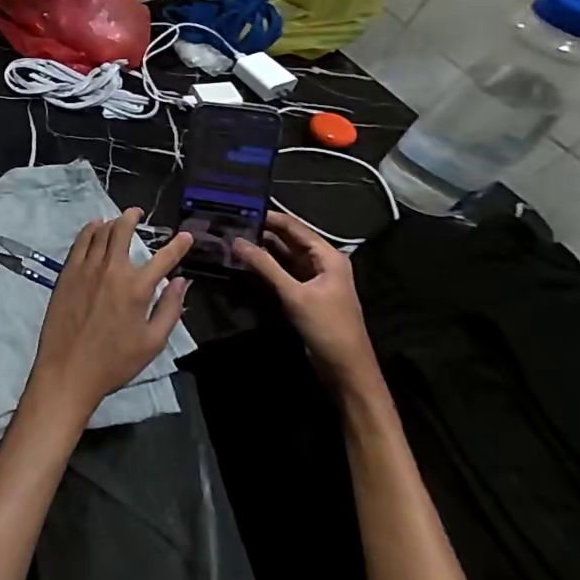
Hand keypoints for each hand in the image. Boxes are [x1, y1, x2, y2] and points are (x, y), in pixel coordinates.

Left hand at [26, 209, 190, 424]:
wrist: (69, 371)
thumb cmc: (115, 362)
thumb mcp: (152, 342)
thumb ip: (170, 309)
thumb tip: (182, 282)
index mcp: (137, 288)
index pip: (164, 258)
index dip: (178, 245)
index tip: (186, 236)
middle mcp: (112, 270)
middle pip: (123, 230)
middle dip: (132, 216)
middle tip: (137, 212)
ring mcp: (87, 268)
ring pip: (100, 232)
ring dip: (111, 222)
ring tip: (117, 220)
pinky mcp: (68, 273)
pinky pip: (80, 242)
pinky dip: (89, 230)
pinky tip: (94, 228)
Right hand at [234, 211, 380, 387]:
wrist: (346, 370)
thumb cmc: (327, 327)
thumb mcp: (294, 295)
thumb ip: (265, 266)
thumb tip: (237, 241)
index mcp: (328, 256)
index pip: (295, 227)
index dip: (270, 217)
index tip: (241, 209)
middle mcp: (323, 263)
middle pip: (290, 240)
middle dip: (264, 233)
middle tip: (233, 224)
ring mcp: (315, 279)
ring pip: (286, 257)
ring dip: (264, 250)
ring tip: (235, 239)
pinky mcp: (307, 295)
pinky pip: (285, 273)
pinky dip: (268, 268)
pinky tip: (248, 263)